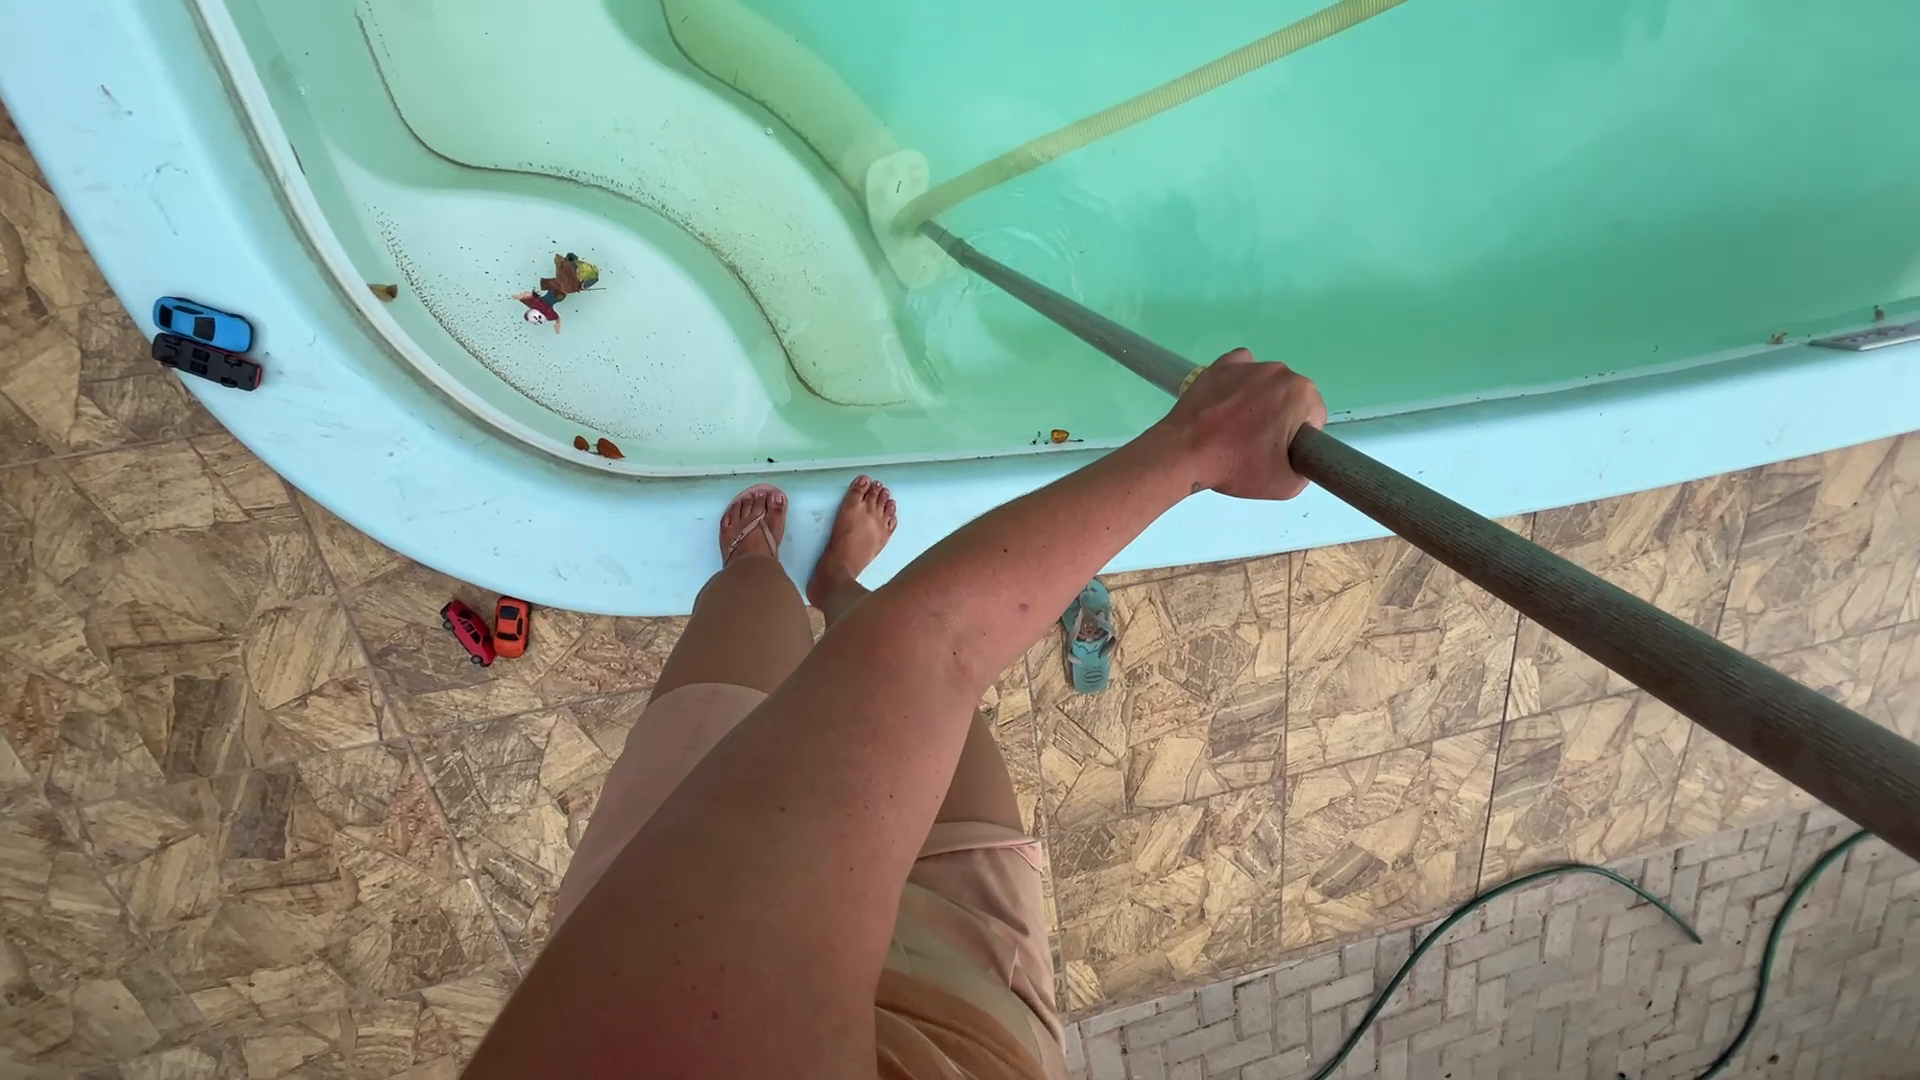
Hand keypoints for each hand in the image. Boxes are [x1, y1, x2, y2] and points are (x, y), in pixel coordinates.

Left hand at [1157, 348, 1327, 499]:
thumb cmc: (1234, 466)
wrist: (1183, 454)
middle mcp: (1278, 370)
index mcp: (1301, 393)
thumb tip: (1301, 463)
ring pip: (1263, 384)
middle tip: (1255, 443)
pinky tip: (1226, 404)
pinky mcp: (1219, 366)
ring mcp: (1246, 365)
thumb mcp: (1284, 484)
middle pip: (1289, 397)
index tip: (1278, 451)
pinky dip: (1235, 384)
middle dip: (1279, 418)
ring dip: (1257, 401)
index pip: (1313, 417)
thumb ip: (1305, 471)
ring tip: (1234, 428)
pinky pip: (1238, 370)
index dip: (1299, 438)